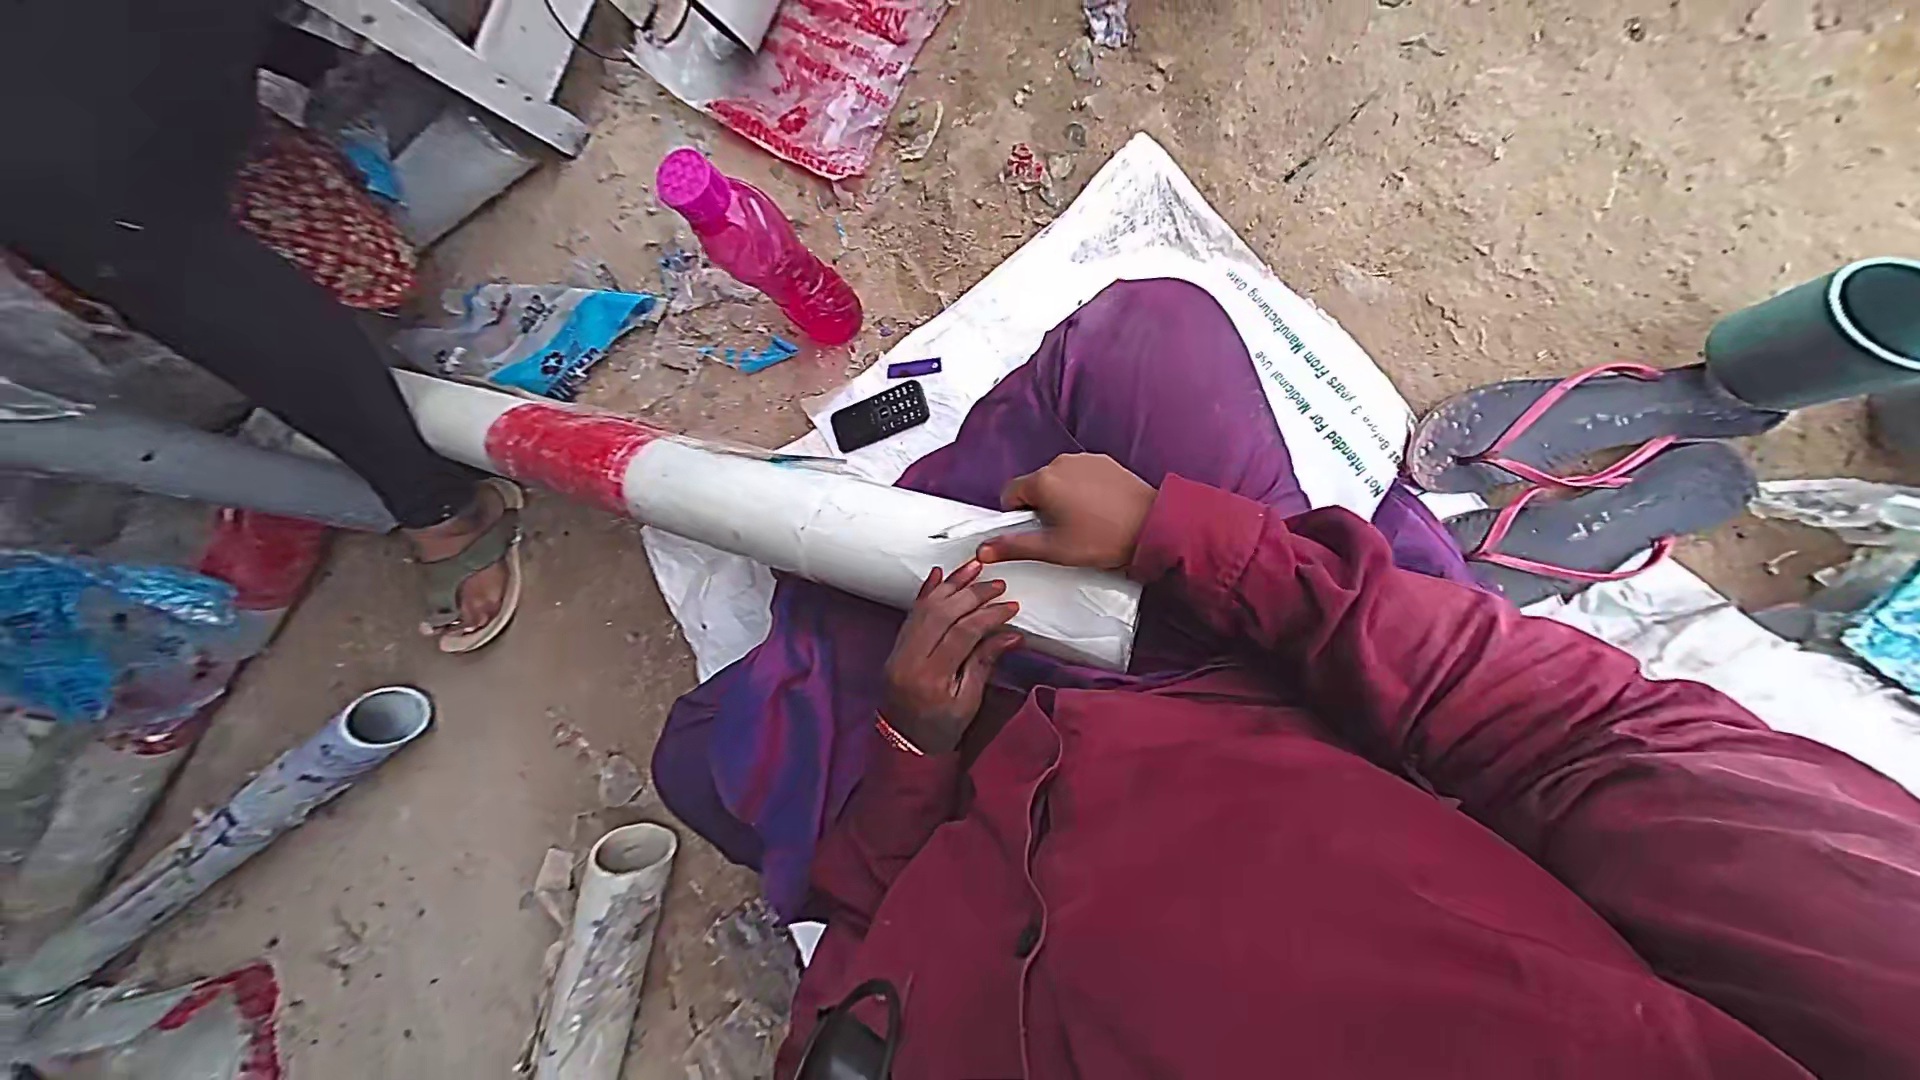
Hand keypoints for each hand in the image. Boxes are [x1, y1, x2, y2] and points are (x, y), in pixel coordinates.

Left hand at [881, 560, 1022, 753]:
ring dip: (951, 584)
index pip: (962, 633)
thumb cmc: (940, 728)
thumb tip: (1010, 635)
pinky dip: (926, 592)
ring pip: (925, 607)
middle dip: (972, 594)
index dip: (988, 615)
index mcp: (931, 677)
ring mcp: (898, 650)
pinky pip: (910, 612)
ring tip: (974, 568)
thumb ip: (984, 664)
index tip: (1010, 607)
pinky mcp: (895, 646)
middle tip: (997, 586)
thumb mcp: (968, 702)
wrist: (903, 743)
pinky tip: (939, 575)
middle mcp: (910, 659)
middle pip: (942, 613)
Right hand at [976, 453, 1156, 568]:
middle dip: (1040, 506)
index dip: (1016, 515)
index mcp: (1042, 481)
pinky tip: (1097, 509)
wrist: (1153, 526)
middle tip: (1061, 531)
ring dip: (1060, 497)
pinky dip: (1080, 489)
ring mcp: (1083, 459)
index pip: (1009, 493)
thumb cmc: (1103, 538)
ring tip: (1082, 521)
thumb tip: (982, 550)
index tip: (1035, 530)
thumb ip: (1014, 546)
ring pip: (1056, 479)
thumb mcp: (1053, 549)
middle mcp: (1060, 462)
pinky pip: (1079, 474)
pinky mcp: (1103, 461)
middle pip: (1033, 484)